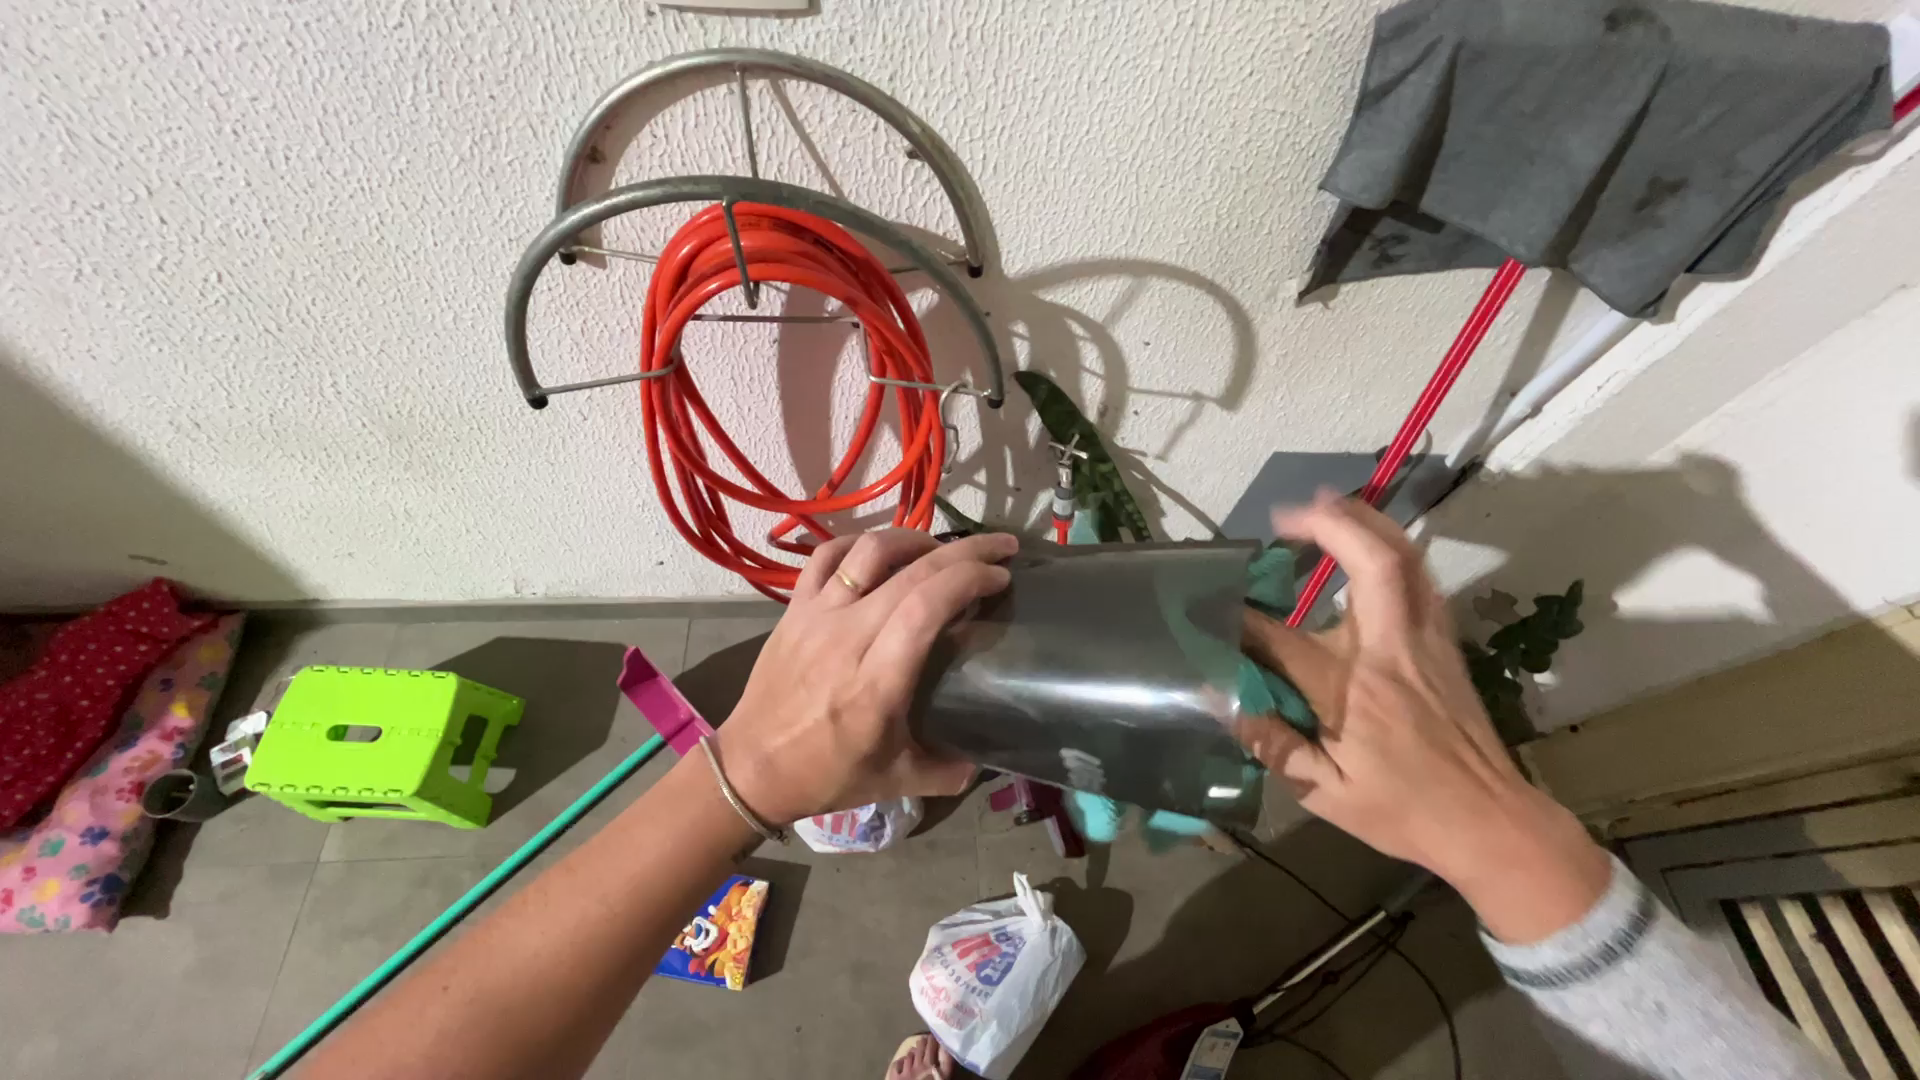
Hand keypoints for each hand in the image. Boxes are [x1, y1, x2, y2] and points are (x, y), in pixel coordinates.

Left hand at [715, 529, 1017, 824]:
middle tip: (1000, 548)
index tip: (1001, 577)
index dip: (969, 579)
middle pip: (912, 572)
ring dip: (916, 539)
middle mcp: (847, 636)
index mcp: (877, 682)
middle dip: (965, 551)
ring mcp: (816, 615)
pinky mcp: (794, 608)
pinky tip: (884, 550)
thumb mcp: (896, 781)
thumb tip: (987, 756)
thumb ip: (948, 770)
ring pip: (870, 552)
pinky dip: (861, 543)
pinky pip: (827, 556)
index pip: (927, 607)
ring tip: (944, 549)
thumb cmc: (826, 775)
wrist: (750, 767)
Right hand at [1236, 494, 1610, 942]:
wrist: (1493, 824)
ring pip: (1406, 559)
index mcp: (1351, 690)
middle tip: (1286, 515)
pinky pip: (1419, 576)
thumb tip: (1218, 697)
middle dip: (1330, 524)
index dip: (1238, 617)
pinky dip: (1391, 547)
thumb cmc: (1404, 810)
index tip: (1206, 604)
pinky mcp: (1444, 644)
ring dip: (1365, 523)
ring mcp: (1425, 640)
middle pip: (1373, 563)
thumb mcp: (1326, 793)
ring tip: (1326, 507)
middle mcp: (1391, 650)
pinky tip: (1370, 544)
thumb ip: (1271, 742)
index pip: (1280, 638)